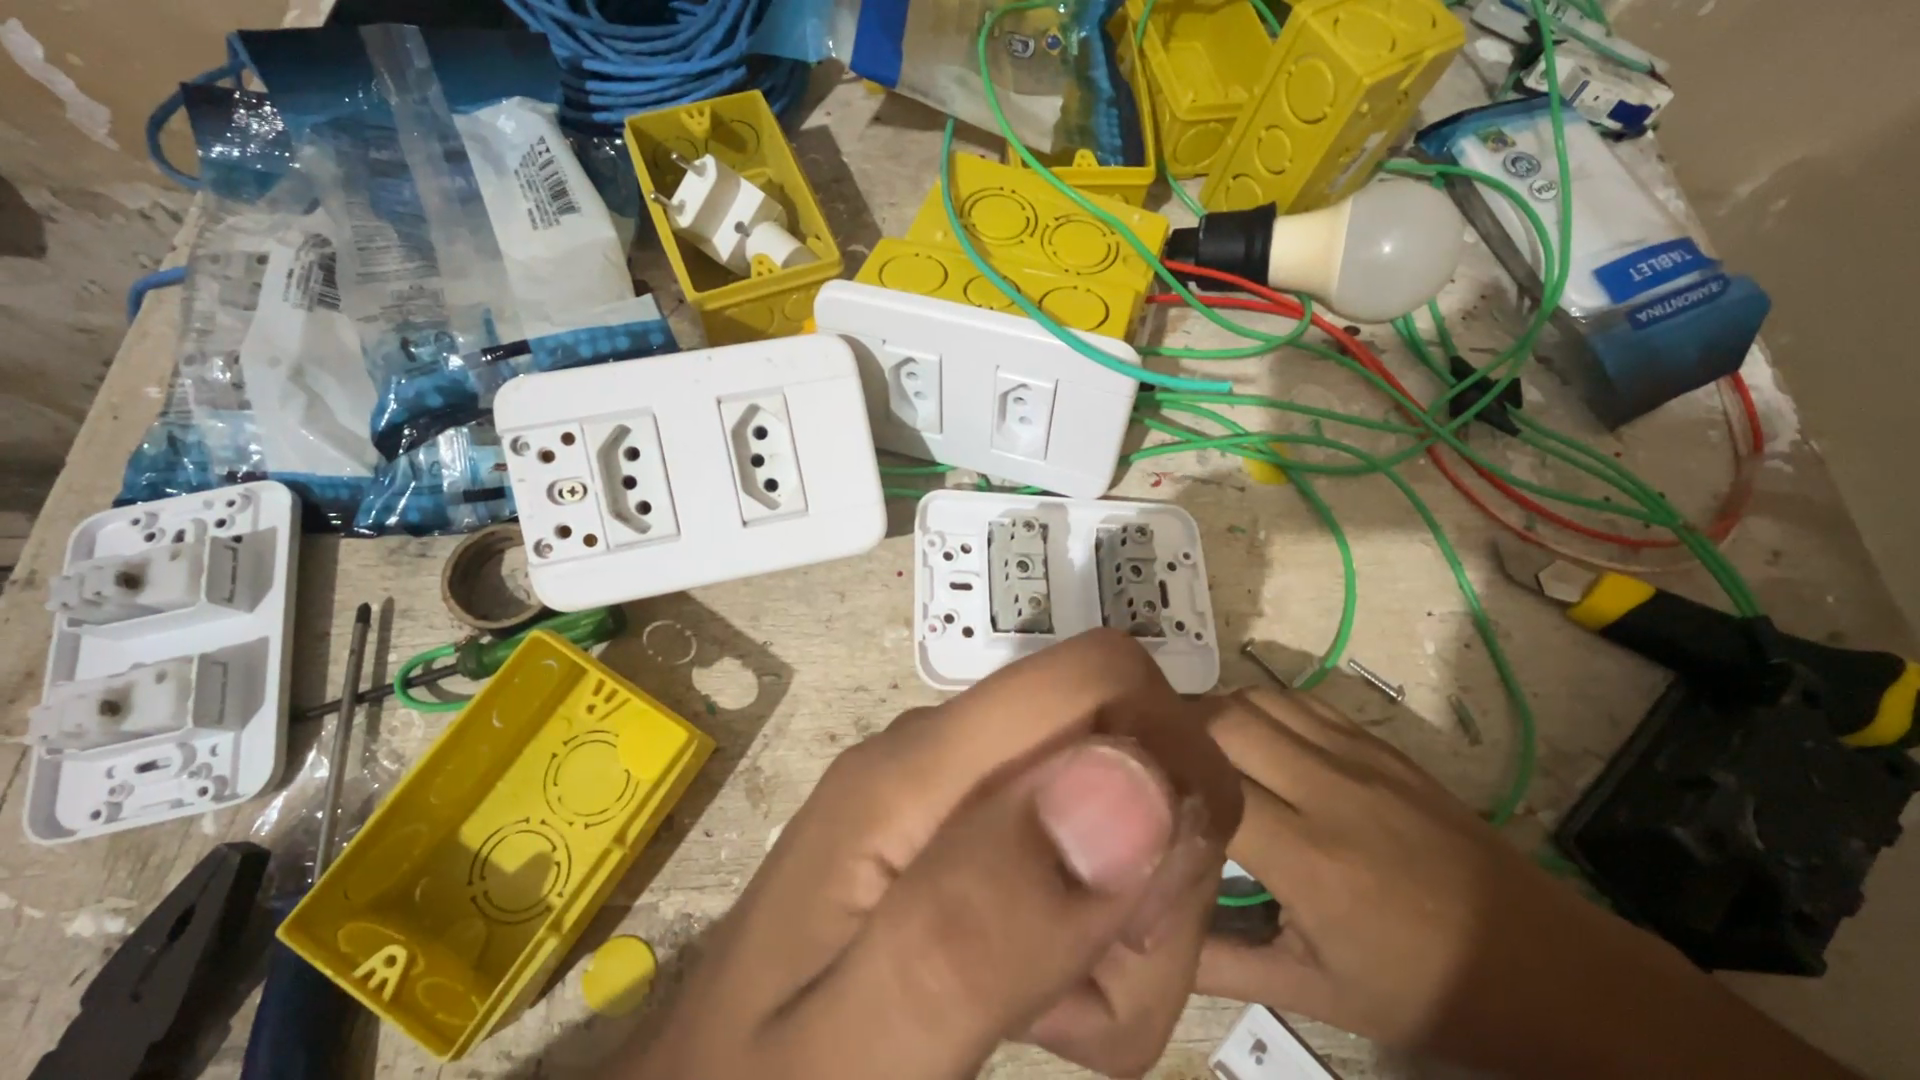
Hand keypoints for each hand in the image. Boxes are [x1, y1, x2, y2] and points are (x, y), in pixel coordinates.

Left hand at [623, 630, 1243, 1079]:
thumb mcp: (861, 1038)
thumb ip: (979, 915)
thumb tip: (1130, 779)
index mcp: (914, 772)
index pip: (1100, 678)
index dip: (1168, 768)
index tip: (1148, 904)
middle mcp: (944, 762)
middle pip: (1128, 750)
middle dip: (1153, 875)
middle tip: (1083, 988)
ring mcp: (962, 807)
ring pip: (1126, 822)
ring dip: (1130, 934)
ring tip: (1048, 1019)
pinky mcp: (976, 852)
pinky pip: (1093, 874)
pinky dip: (1102, 954)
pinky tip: (1035, 1011)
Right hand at [1198, 688, 1857, 1077]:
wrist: (1542, 967)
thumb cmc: (1419, 989)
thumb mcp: (1310, 991)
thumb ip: (1218, 960)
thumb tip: (1136, 933)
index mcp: (1310, 859)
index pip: (1207, 780)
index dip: (1155, 774)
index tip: (1118, 783)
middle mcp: (1332, 790)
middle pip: (1227, 718)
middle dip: (1174, 729)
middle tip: (1142, 761)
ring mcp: (1363, 760)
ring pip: (1263, 698)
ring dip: (1215, 711)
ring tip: (1187, 748)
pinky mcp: (1384, 748)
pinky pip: (1305, 702)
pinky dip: (1262, 708)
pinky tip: (1250, 740)